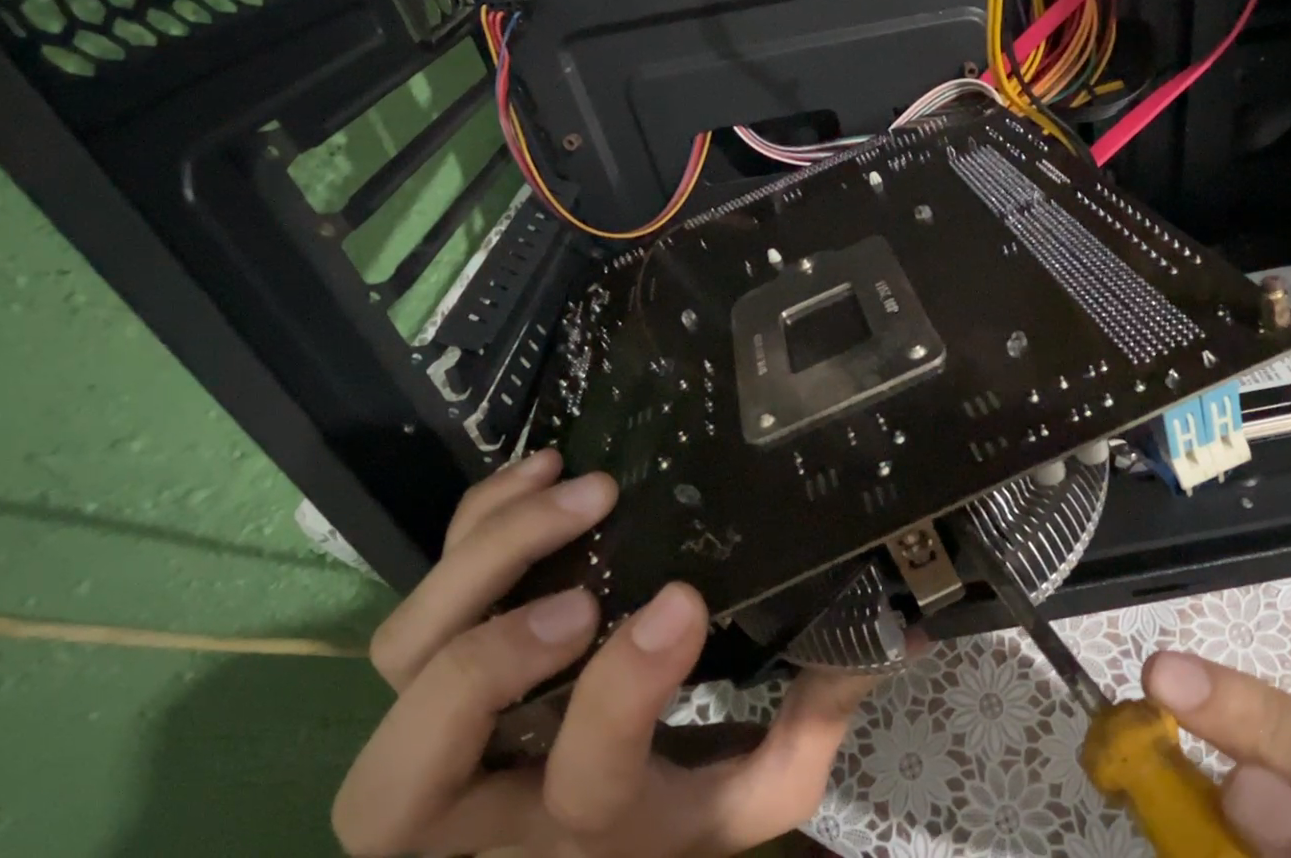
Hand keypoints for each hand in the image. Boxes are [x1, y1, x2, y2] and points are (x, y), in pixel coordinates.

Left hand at [332, 449, 883, 856]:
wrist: (565, 849)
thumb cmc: (670, 823)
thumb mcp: (754, 796)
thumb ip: (812, 728)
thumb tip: (890, 633)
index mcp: (588, 829)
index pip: (586, 779)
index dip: (626, 685)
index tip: (684, 597)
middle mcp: (487, 802)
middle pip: (417, 756)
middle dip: (492, 658)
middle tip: (586, 586)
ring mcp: (444, 737)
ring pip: (400, 661)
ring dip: (480, 561)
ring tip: (578, 486)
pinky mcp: (439, 673)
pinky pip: (419, 596)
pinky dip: (470, 527)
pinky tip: (539, 470)